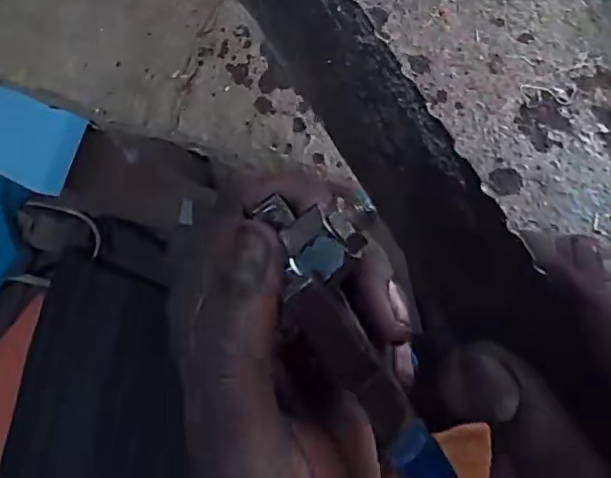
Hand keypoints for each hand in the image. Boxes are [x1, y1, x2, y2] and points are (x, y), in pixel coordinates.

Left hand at [168, 172, 414, 477]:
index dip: (285, 195)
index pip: (240, 205)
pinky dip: (388, 309)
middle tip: (381, 303)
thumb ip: (234, 327)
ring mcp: (298, 313)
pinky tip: (397, 352)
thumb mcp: (235, 415)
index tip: (335, 220)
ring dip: (376, 280)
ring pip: (338, 248)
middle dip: (348, 245)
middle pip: (300, 219)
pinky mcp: (336, 337)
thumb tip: (257, 230)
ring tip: (395, 334)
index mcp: (212, 298)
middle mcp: (253, 292)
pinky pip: (365, 291)